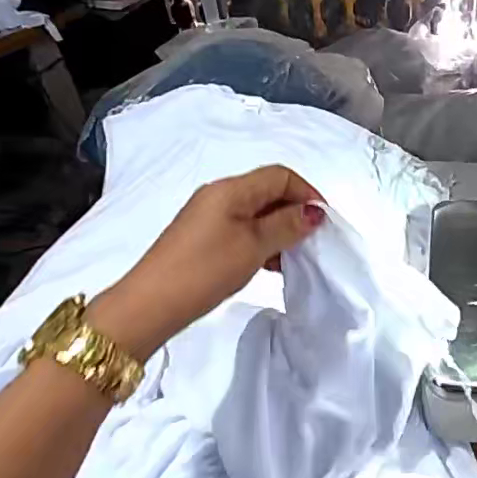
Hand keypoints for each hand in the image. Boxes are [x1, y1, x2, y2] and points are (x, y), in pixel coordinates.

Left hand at [87, 165, 324, 358]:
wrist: (151, 302)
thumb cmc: (205, 269)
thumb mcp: (253, 246)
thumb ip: (286, 225)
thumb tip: (313, 211)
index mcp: (230, 188)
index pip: (279, 175)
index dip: (307, 193)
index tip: (325, 224)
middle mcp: (217, 194)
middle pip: (267, 191)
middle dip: (294, 212)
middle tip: (312, 244)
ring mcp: (206, 216)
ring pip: (254, 212)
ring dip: (277, 230)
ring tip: (292, 259)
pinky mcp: (200, 237)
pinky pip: (240, 229)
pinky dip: (259, 241)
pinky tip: (269, 266)